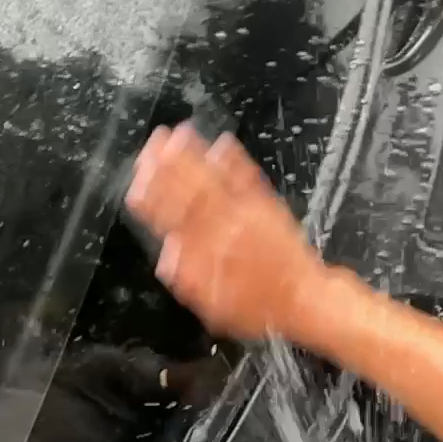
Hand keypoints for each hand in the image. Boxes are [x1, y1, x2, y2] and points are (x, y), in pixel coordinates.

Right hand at [124, 124, 333, 339]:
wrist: (304, 299)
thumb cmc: (260, 307)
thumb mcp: (217, 307)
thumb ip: (189, 280)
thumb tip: (167, 255)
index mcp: (210, 251)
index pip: (174, 219)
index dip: (153, 199)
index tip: (138, 182)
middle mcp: (227, 227)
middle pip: (192, 191)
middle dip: (169, 167)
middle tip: (153, 145)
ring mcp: (248, 212)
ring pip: (216, 179)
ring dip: (196, 155)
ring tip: (178, 134)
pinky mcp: (267, 204)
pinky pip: (249, 179)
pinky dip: (235, 160)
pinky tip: (223, 143)